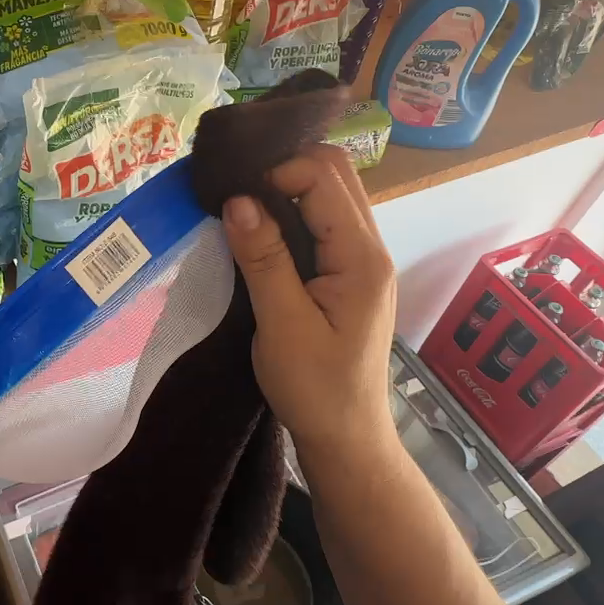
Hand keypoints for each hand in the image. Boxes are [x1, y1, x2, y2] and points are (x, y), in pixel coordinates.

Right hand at [222, 144, 397, 451]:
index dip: (276, 173)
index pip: (324, 177)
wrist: (344, 435)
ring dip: (286, 189)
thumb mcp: (282, 324)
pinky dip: (291, 212)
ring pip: (329, 193)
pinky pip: (322, 220)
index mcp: (361, 257)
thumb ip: (264, 258)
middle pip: (334, 173)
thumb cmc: (314, 387)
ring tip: (242, 209)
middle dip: (283, 169)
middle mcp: (370, 247)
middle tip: (236, 195)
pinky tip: (260, 231)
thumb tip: (237, 199)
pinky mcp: (347, 271)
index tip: (234, 200)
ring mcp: (361, 258)